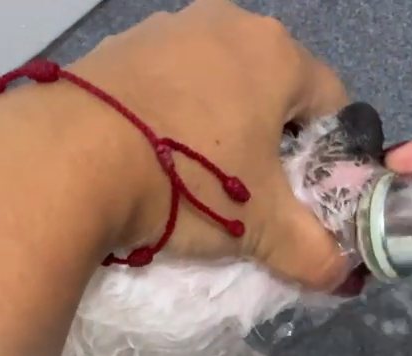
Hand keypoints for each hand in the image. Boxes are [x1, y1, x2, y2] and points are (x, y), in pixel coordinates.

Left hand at [0, 0, 352, 289]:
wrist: (69, 162)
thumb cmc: (190, 183)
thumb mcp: (264, 229)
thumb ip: (315, 253)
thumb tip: (342, 275)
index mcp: (276, 53)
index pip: (332, 101)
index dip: (330, 156)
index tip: (308, 197)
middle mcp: (226, 23)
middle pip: (273, 92)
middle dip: (273, 145)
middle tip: (256, 198)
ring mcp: (167, 28)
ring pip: (219, 87)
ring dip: (223, 131)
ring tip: (202, 184)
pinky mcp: (119, 48)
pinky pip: (169, 88)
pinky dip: (176, 122)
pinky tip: (158, 163)